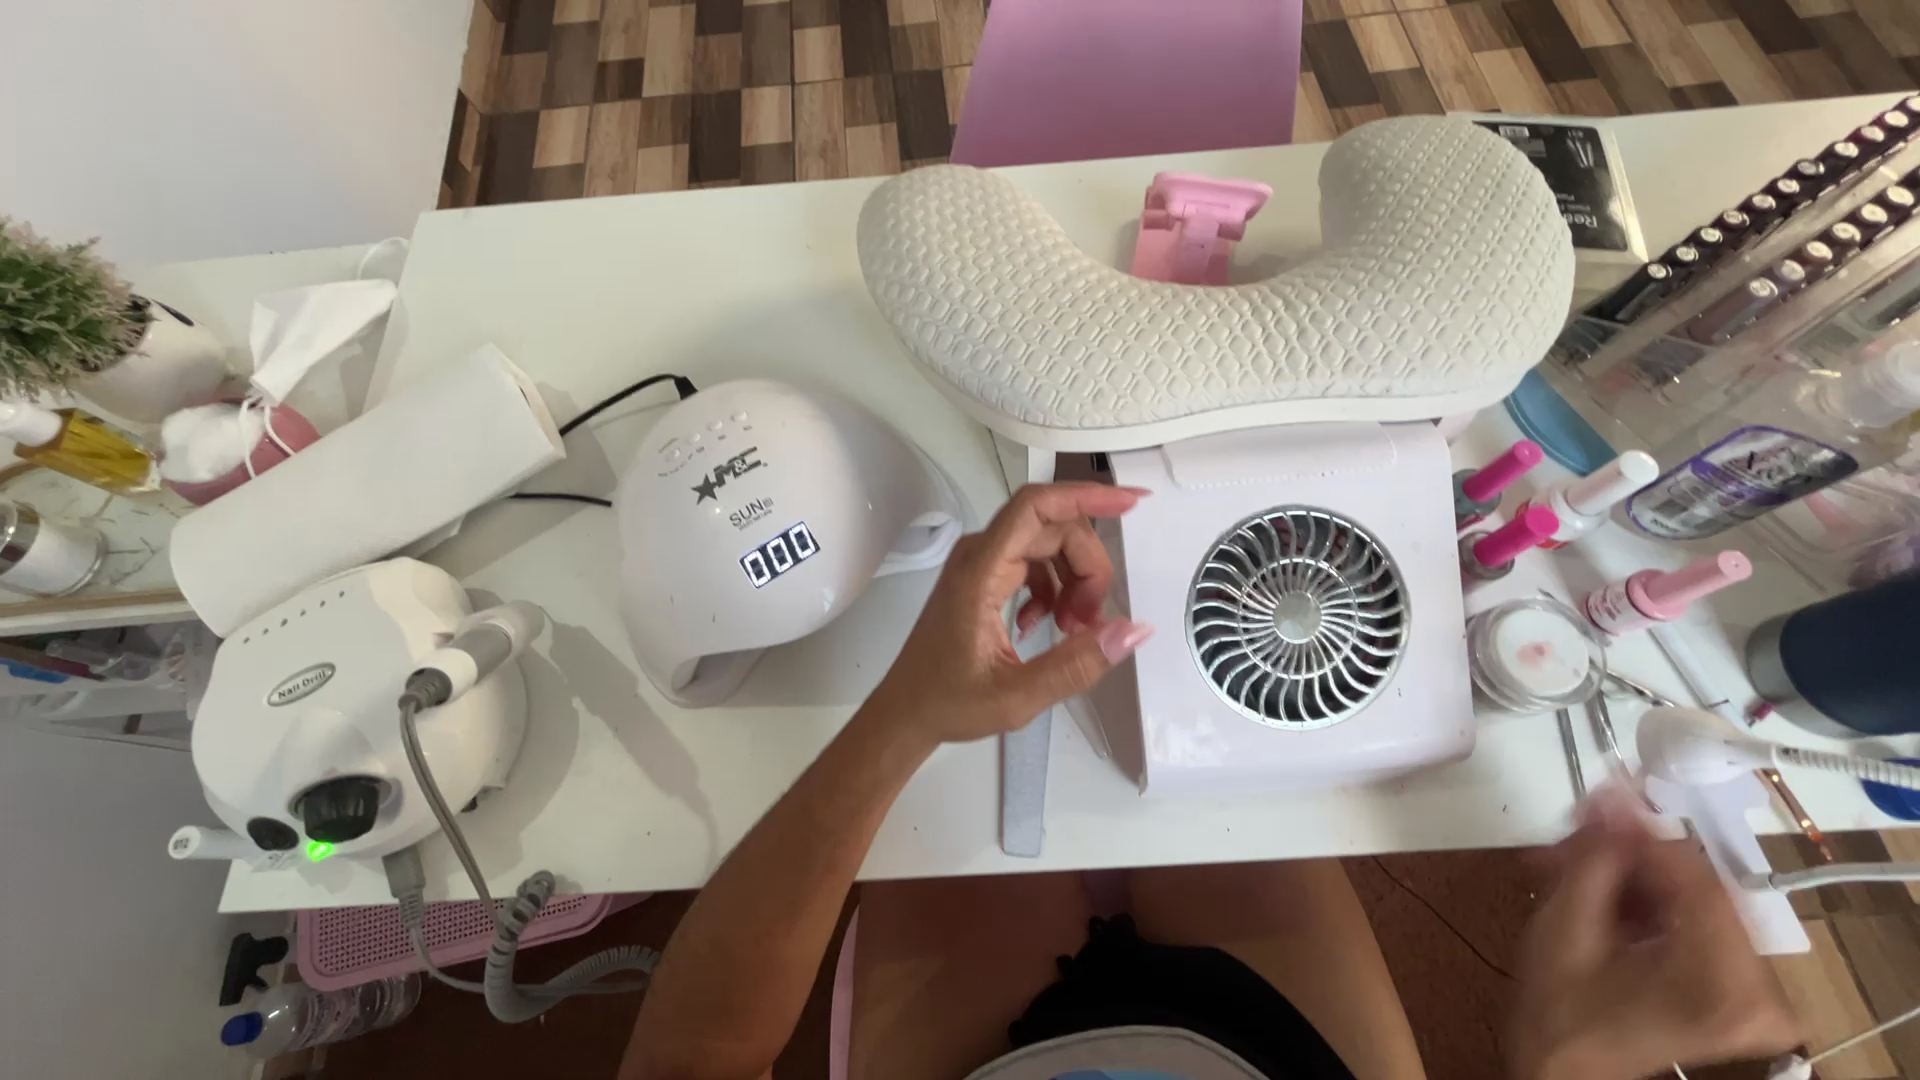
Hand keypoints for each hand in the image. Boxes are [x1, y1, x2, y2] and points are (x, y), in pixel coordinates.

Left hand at [861, 482, 1153, 746]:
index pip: (1035, 507)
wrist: (907, 709)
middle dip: (1087, 566)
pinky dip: (1055, 588)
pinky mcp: (985, 576)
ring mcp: (980, 563)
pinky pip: (1035, 562)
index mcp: (980, 573)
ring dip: (1074, 580)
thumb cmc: (950, 702)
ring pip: (1048, 544)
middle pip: (1053, 528)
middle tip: (1091, 621)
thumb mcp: (1018, 695)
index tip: (1130, 502)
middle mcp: (979, 555)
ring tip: (1073, 629)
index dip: (1084, 496)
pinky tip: (1047, 625)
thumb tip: (1133, 630)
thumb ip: (1077, 663)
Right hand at [1508, 787, 1799, 1079]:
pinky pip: (1684, 916)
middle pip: (1692, 884)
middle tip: (1572, 826)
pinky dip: (1634, 892)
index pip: (1697, 878)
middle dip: (1626, 848)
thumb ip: (1593, 859)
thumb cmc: (1559, 1009)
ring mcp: (1746, 986)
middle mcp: (1755, 985)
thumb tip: (1609, 795)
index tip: (1603, 788)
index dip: (1647, 827)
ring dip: (1623, 866)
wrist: (1562, 1066)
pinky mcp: (1727, 982)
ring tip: (1565, 856)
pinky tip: (1586, 881)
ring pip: (1684, 894)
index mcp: (1724, 980)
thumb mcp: (1565, 926)